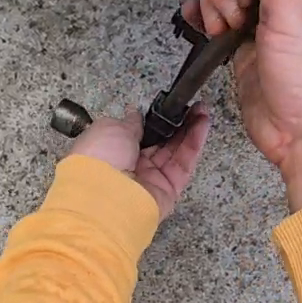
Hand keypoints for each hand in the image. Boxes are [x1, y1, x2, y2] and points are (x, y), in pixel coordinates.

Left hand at [69, 106, 211, 220]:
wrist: (104, 196)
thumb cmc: (99, 161)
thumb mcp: (111, 129)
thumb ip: (129, 123)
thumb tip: (134, 114)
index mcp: (113, 152)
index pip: (139, 135)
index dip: (155, 121)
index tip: (168, 106)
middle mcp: (132, 168)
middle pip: (161, 143)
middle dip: (177, 123)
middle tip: (192, 106)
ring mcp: (151, 180)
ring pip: (176, 152)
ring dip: (191, 130)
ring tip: (202, 110)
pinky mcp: (168, 190)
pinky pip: (184, 164)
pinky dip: (195, 143)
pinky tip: (202, 124)